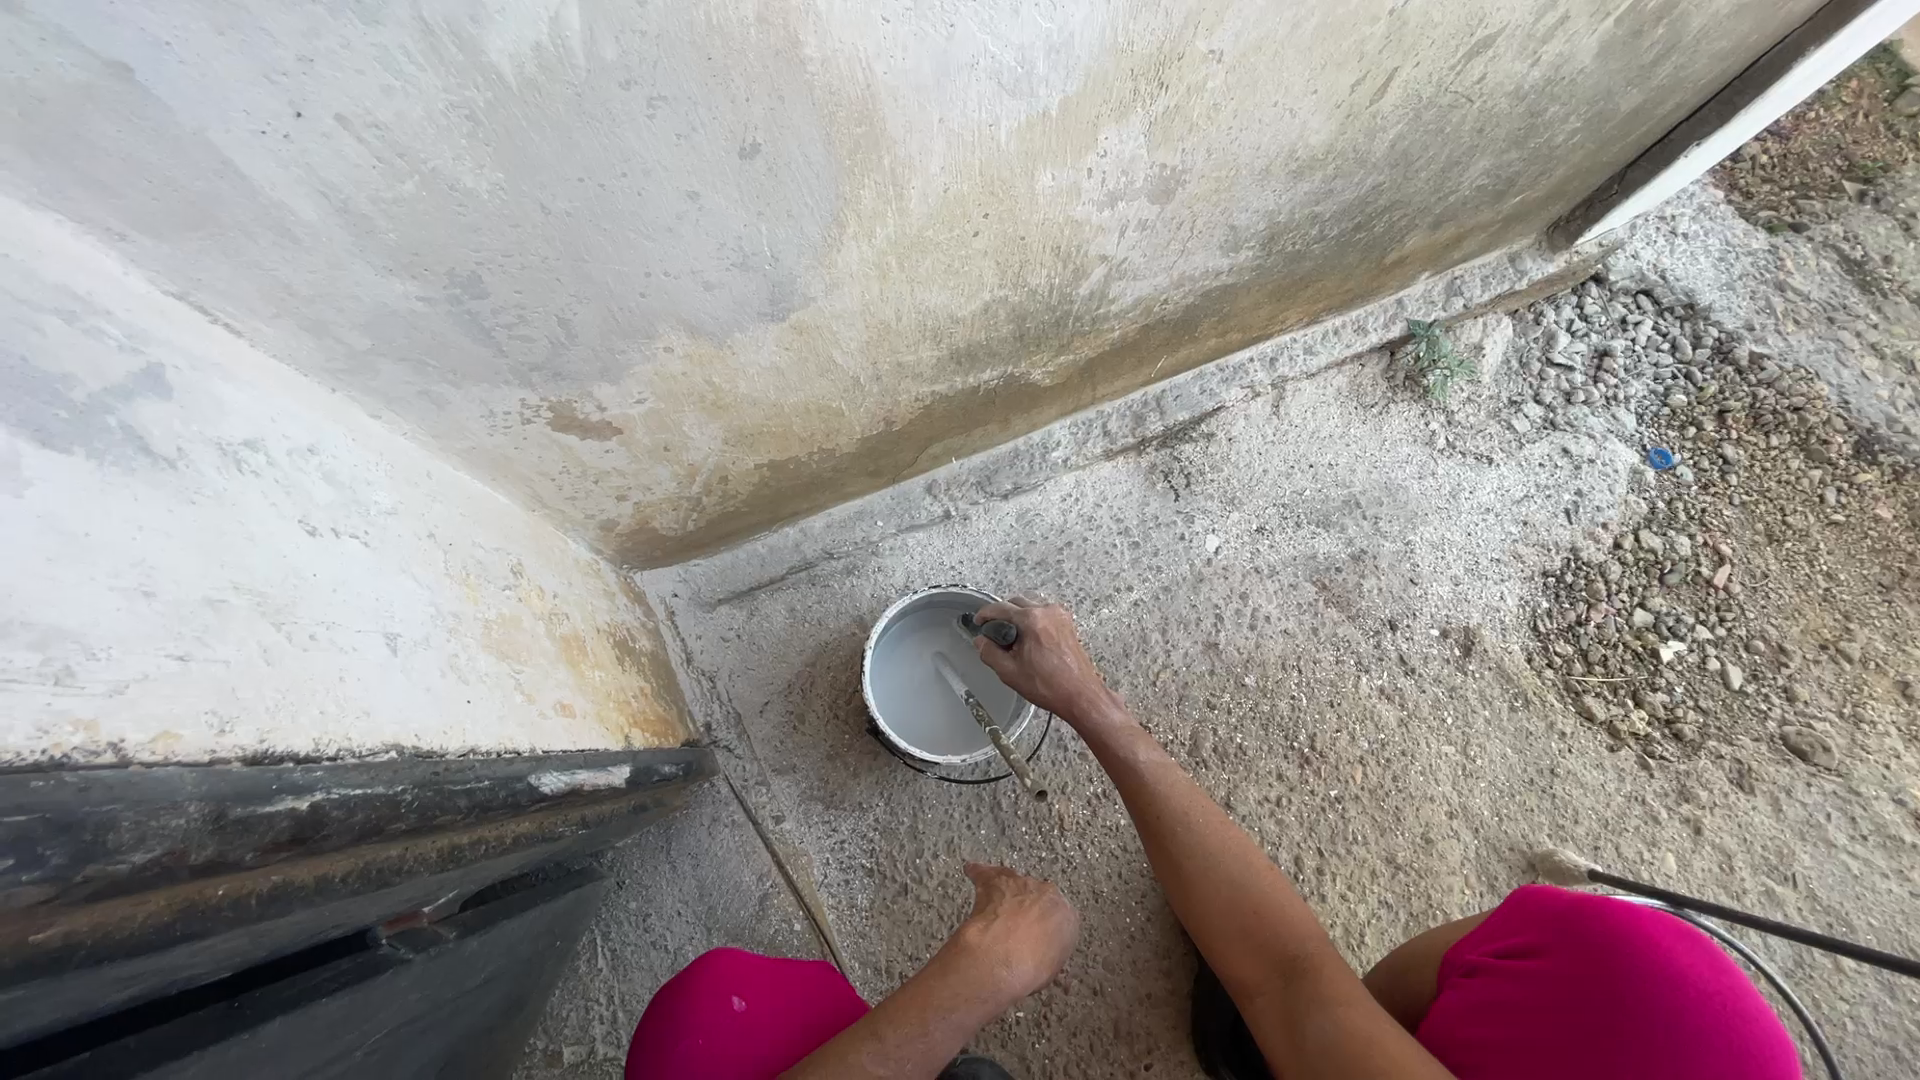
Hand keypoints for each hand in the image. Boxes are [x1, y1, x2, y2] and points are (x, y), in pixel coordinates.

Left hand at [948, 862, 1079, 1001]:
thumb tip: (1039, 962)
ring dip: (1005, 894)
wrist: (1005, 954)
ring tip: (995, 909)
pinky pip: (986, 873)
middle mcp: (1046, 893)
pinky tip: (971, 871)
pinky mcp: (995, 880)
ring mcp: (1020, 884)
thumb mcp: (1049, 970)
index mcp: (1066, 916)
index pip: (1059, 917)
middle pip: (1037, 896)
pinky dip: (978, 873)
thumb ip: (1047, 957)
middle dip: (1026, 908)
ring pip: (1013, 883)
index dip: (1044, 927)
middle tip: (1013, 928)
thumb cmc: (1029, 967)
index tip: (1035, 936)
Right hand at [972, 598, 1115, 720]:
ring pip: (1031, 604)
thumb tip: (981, 642)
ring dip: (1018, 614)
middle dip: (1002, 613)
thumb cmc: (1051, 686)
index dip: (985, 614)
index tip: (979, 620)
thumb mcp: (1009, 672)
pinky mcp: (1067, 624)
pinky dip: (1033, 619)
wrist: (1079, 695)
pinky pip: (1044, 612)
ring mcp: (1060, 616)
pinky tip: (1028, 638)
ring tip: (1011, 636)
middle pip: (1016, 602)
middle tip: (993, 630)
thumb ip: (989, 653)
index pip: (1001, 608)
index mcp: (1032, 620)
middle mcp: (1048, 612)